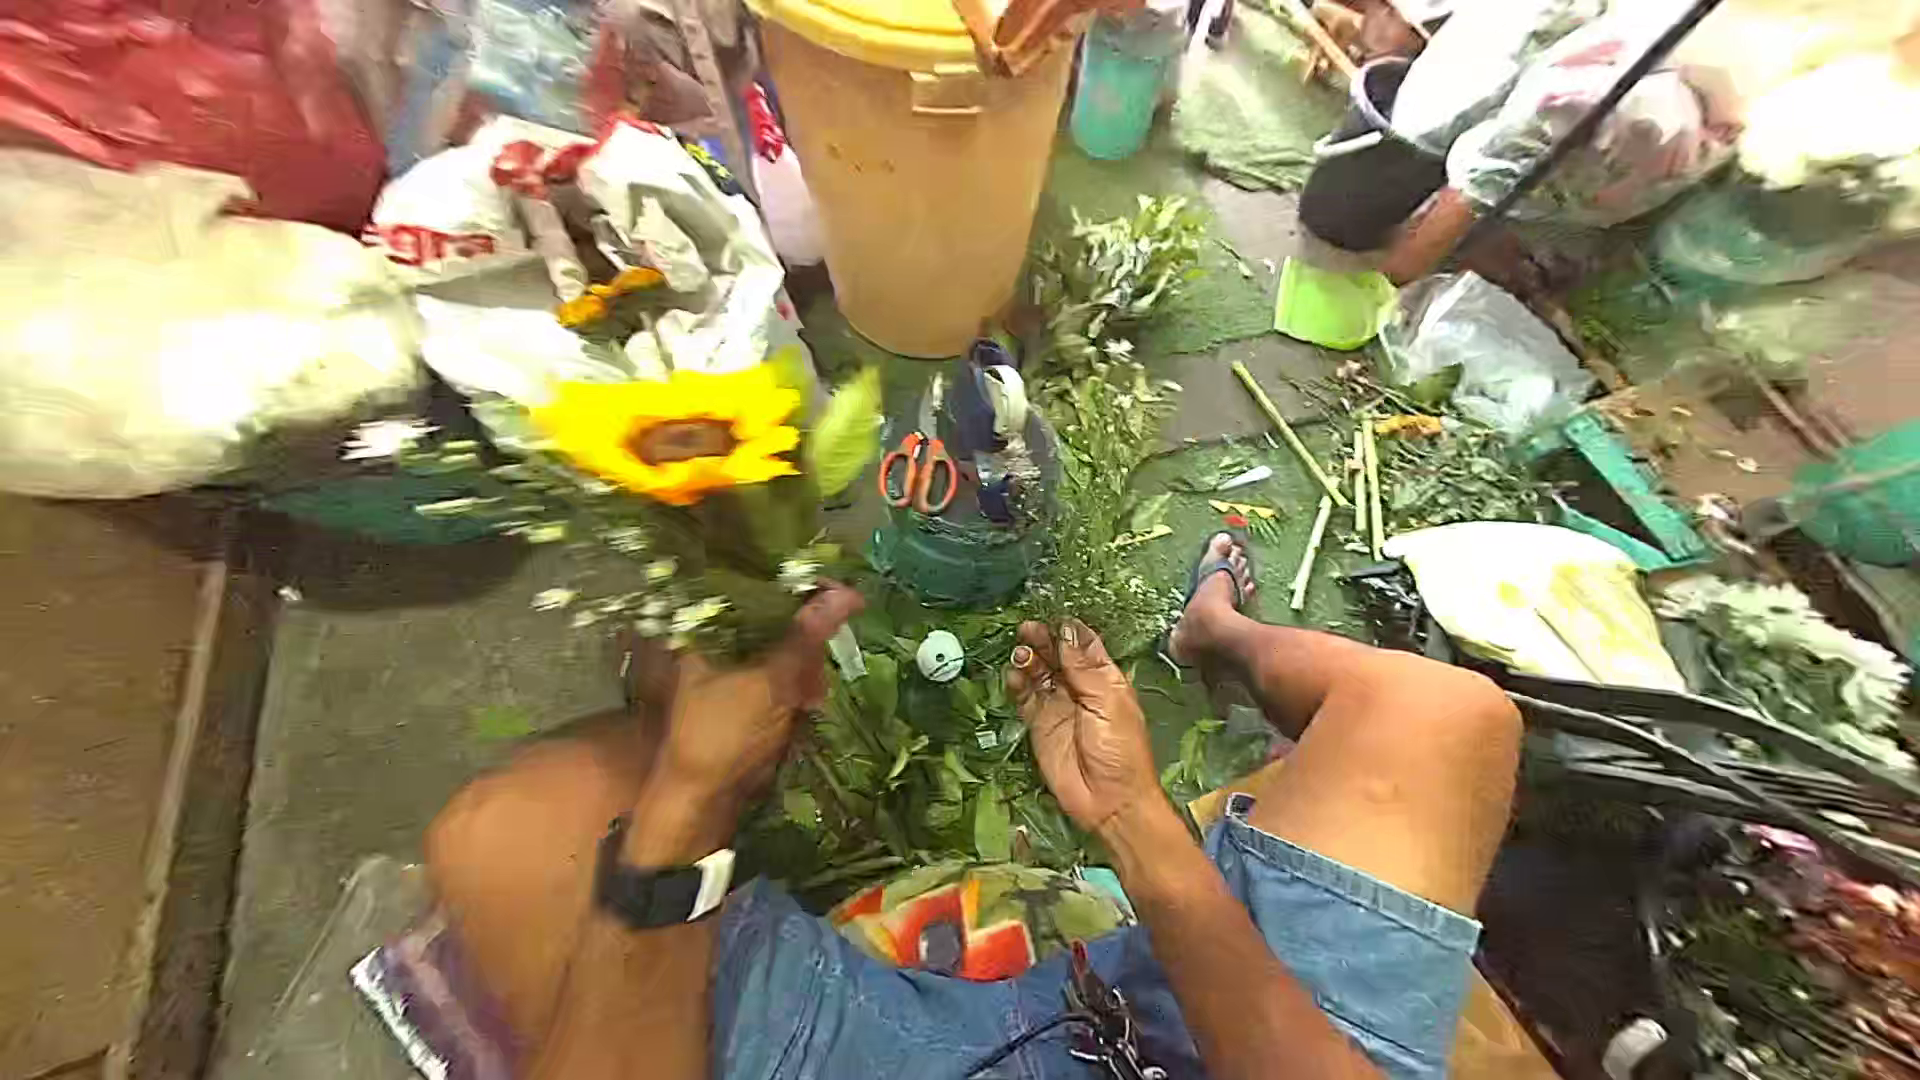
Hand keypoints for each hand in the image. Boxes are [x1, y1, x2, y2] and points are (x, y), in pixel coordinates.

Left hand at [653, 584, 861, 813]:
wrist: (704, 799)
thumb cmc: (723, 734)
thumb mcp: (769, 681)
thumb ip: (806, 637)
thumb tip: (847, 594)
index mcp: (710, 625)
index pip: (763, 584)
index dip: (805, 586)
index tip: (843, 594)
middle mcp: (724, 635)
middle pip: (782, 612)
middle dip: (811, 637)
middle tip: (827, 655)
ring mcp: (740, 661)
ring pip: (792, 642)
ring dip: (810, 665)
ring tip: (811, 694)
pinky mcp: (756, 684)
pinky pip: (790, 668)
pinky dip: (805, 682)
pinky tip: (809, 702)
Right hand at [1005, 619, 1165, 838]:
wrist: (1109, 801)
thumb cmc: (1119, 748)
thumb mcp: (1107, 701)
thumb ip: (1083, 666)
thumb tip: (1066, 630)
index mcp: (1104, 677)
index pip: (1083, 643)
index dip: (1068, 629)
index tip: (1051, 615)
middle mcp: (1079, 686)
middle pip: (1057, 653)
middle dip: (1043, 639)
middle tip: (1027, 630)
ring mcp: (1057, 703)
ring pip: (1038, 671)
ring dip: (1029, 658)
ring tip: (1021, 655)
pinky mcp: (1038, 722)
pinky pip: (1024, 696)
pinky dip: (1017, 683)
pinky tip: (1015, 675)